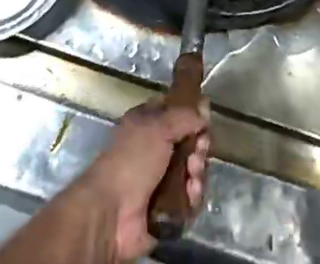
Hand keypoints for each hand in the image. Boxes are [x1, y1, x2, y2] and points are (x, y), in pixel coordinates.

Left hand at [75, 98, 211, 260]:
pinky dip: (193, 195)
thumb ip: (184, 116)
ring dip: (197, 172)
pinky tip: (189, 195)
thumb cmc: (133, 160)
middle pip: (188, 142)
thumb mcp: (158, 127)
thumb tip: (204, 108)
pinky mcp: (169, 206)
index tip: (204, 120)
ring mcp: (161, 178)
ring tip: (191, 176)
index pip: (174, 112)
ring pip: (192, 170)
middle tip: (197, 153)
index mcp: (145, 123)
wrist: (114, 211)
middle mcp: (154, 148)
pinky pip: (191, 197)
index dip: (191, 115)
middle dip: (198, 147)